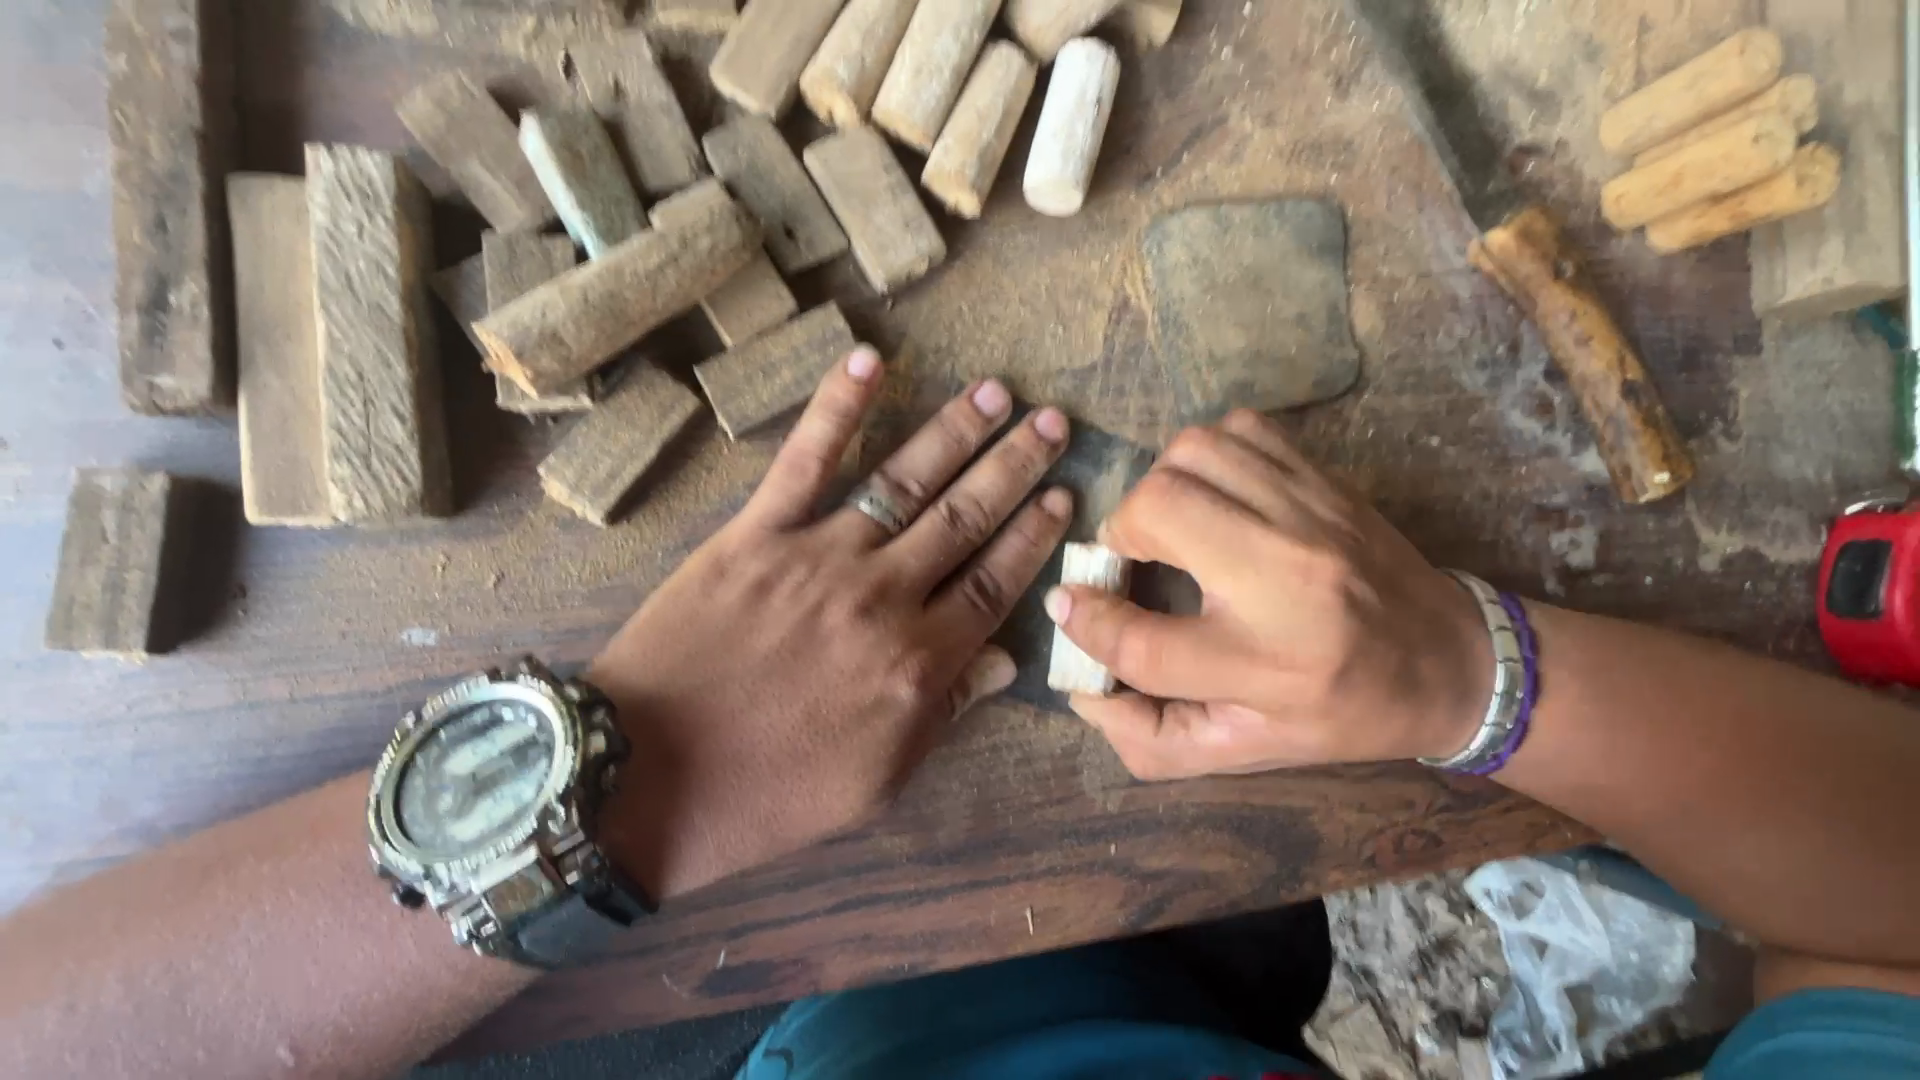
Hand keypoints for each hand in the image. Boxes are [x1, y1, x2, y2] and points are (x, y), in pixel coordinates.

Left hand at [590, 348, 1073, 899]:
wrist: (647, 779)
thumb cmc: (769, 793)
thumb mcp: (876, 779)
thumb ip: (945, 712)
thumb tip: (1003, 659)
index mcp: (918, 663)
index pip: (995, 584)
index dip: (1034, 537)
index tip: (1063, 498)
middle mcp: (883, 598)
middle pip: (966, 519)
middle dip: (1014, 467)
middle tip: (1050, 423)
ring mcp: (820, 557)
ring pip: (905, 481)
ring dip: (955, 431)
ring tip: (996, 392)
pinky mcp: (756, 534)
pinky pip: (805, 460)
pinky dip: (838, 407)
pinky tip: (868, 360)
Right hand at [1046, 410, 1490, 779]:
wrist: (1453, 660)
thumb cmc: (1340, 712)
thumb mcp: (1247, 750)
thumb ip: (1154, 738)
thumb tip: (1084, 692)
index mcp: (1268, 664)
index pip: (1144, 641)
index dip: (1088, 622)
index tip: (1068, 605)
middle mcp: (1290, 579)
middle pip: (1159, 511)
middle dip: (1123, 530)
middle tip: (1131, 558)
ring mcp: (1312, 515)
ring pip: (1193, 455)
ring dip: (1160, 486)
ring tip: (1170, 524)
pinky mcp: (1325, 479)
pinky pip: (1237, 431)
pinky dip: (1205, 455)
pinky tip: (1211, 494)